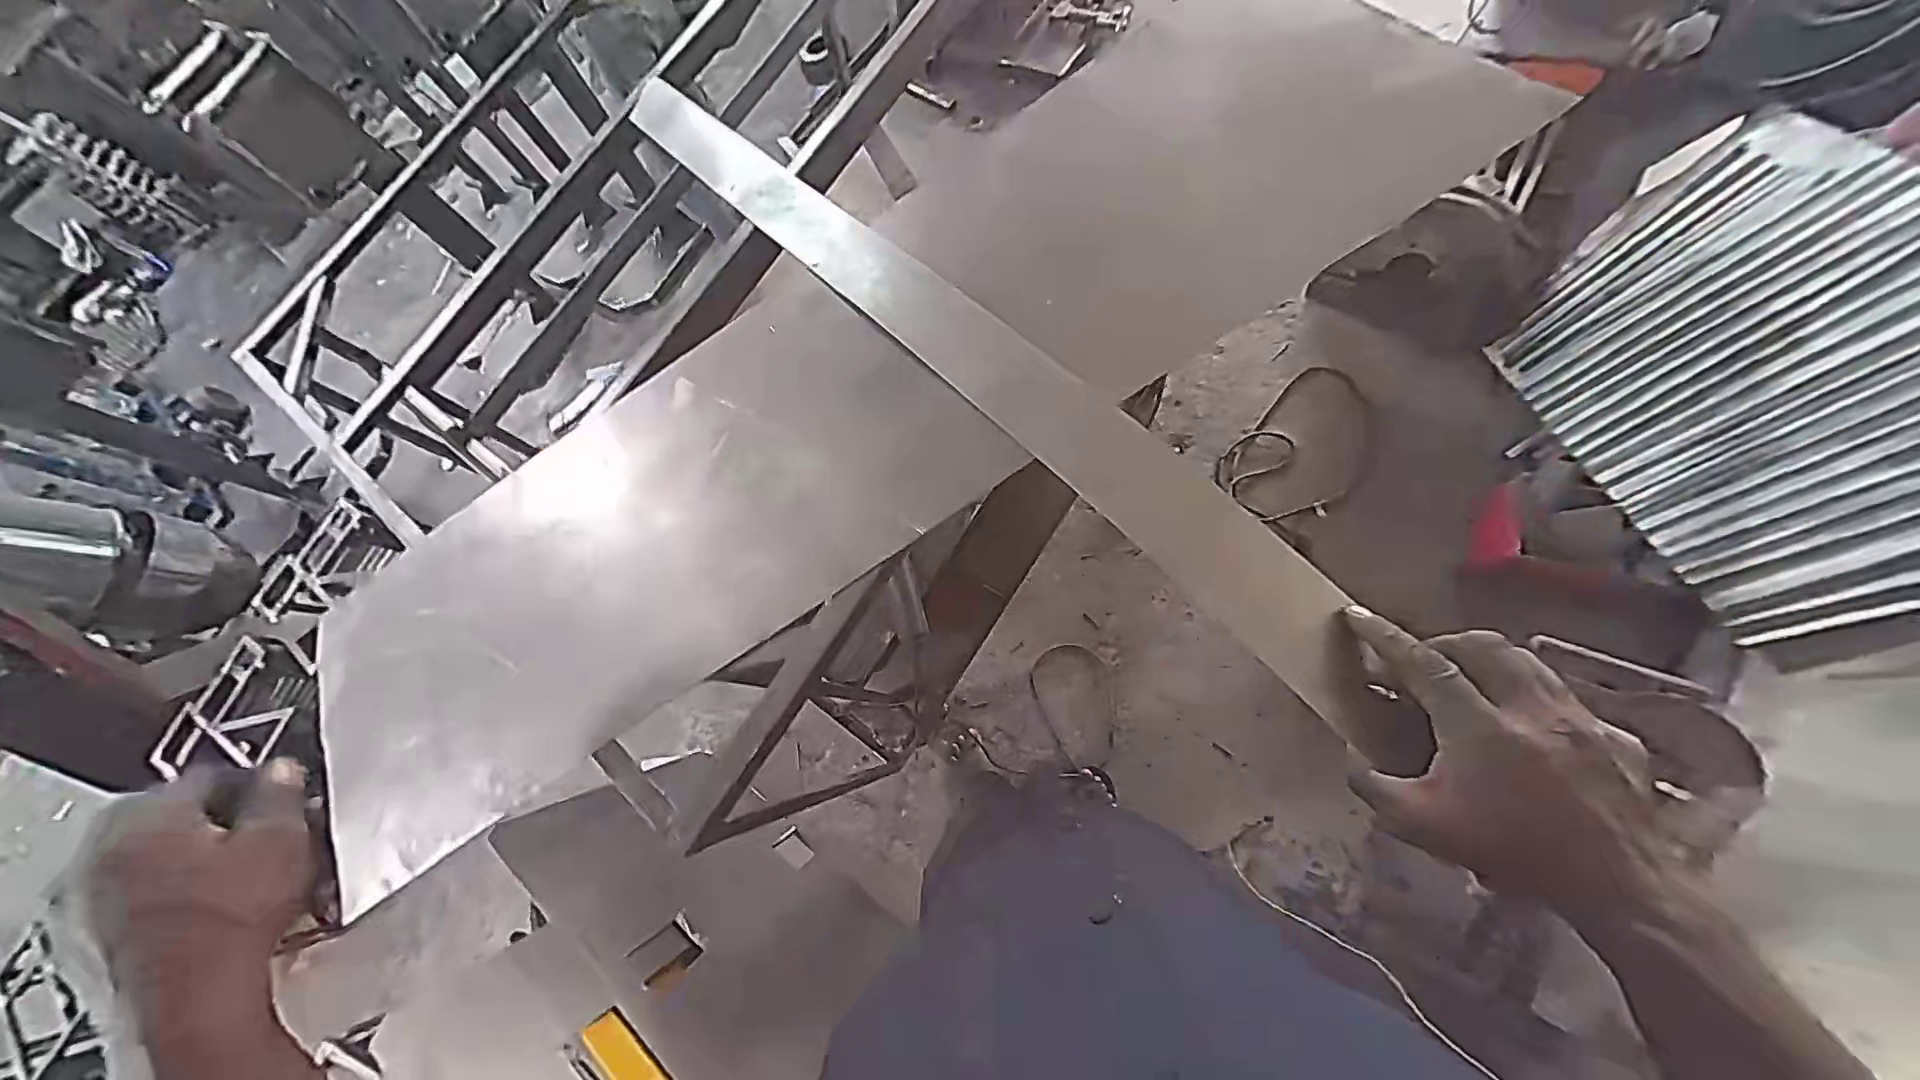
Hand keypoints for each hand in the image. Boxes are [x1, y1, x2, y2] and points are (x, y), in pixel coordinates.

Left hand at [83, 761, 314, 1048]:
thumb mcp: (283, 835)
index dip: (260, 778)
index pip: (209, 774)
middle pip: (185, 815)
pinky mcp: (117, 929)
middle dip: (234, 816)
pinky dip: (201, 881)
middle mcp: (110, 853)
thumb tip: (281, 772)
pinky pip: (165, 885)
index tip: (289, 788)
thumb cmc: (234, 914)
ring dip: (218, 849)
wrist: (203, 990)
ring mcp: (105, 896)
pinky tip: (236, 892)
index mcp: (146, 819)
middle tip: (278, 823)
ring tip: (263, 859)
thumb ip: (281, 794)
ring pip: (176, 851)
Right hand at [1342, 608, 1675, 908]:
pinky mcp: (1615, 739)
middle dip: (1440, 642)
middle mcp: (1530, 709)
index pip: (1423, 663)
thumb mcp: (1418, 825)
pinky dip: (1533, 695)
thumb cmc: (1511, 851)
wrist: (1621, 891)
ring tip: (1467, 678)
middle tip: (1417, 660)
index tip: (1358, 617)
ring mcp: (1580, 720)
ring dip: (1487, 659)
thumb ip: (1370, 784)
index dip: (1384, 637)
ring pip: (1527, 660)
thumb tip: (1351, 753)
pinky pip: (1567, 697)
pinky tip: (1526, 721)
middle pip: (1480, 645)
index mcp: (1478, 726)